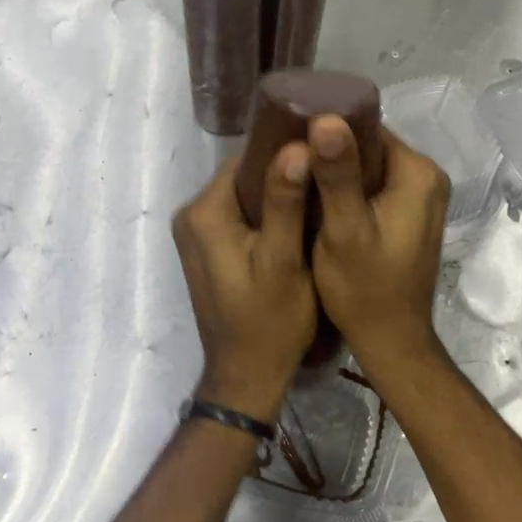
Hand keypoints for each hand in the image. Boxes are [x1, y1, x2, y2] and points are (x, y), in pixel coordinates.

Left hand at [172, 144, 316, 422]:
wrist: (248, 375)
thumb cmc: (271, 321)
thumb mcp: (283, 261)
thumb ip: (285, 204)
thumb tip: (296, 146)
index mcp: (204, 213)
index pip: (248, 159)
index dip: (288, 154)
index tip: (326, 156)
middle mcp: (191, 216)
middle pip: (245, 177)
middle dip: (286, 176)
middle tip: (330, 179)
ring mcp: (196, 235)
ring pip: (245, 197)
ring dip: (279, 197)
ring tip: (322, 199)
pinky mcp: (207, 251)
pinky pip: (241, 218)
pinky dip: (268, 217)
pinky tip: (300, 224)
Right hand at [307, 116, 449, 369]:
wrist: (391, 339)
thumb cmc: (364, 288)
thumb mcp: (344, 230)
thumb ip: (337, 175)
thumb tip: (326, 118)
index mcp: (418, 173)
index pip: (367, 129)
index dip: (328, 134)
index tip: (291, 145)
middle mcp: (429, 178)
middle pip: (370, 148)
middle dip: (331, 155)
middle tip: (289, 167)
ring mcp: (424, 198)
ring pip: (371, 168)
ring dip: (338, 175)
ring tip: (298, 183)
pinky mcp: (413, 216)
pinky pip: (377, 189)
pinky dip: (351, 193)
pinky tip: (319, 205)